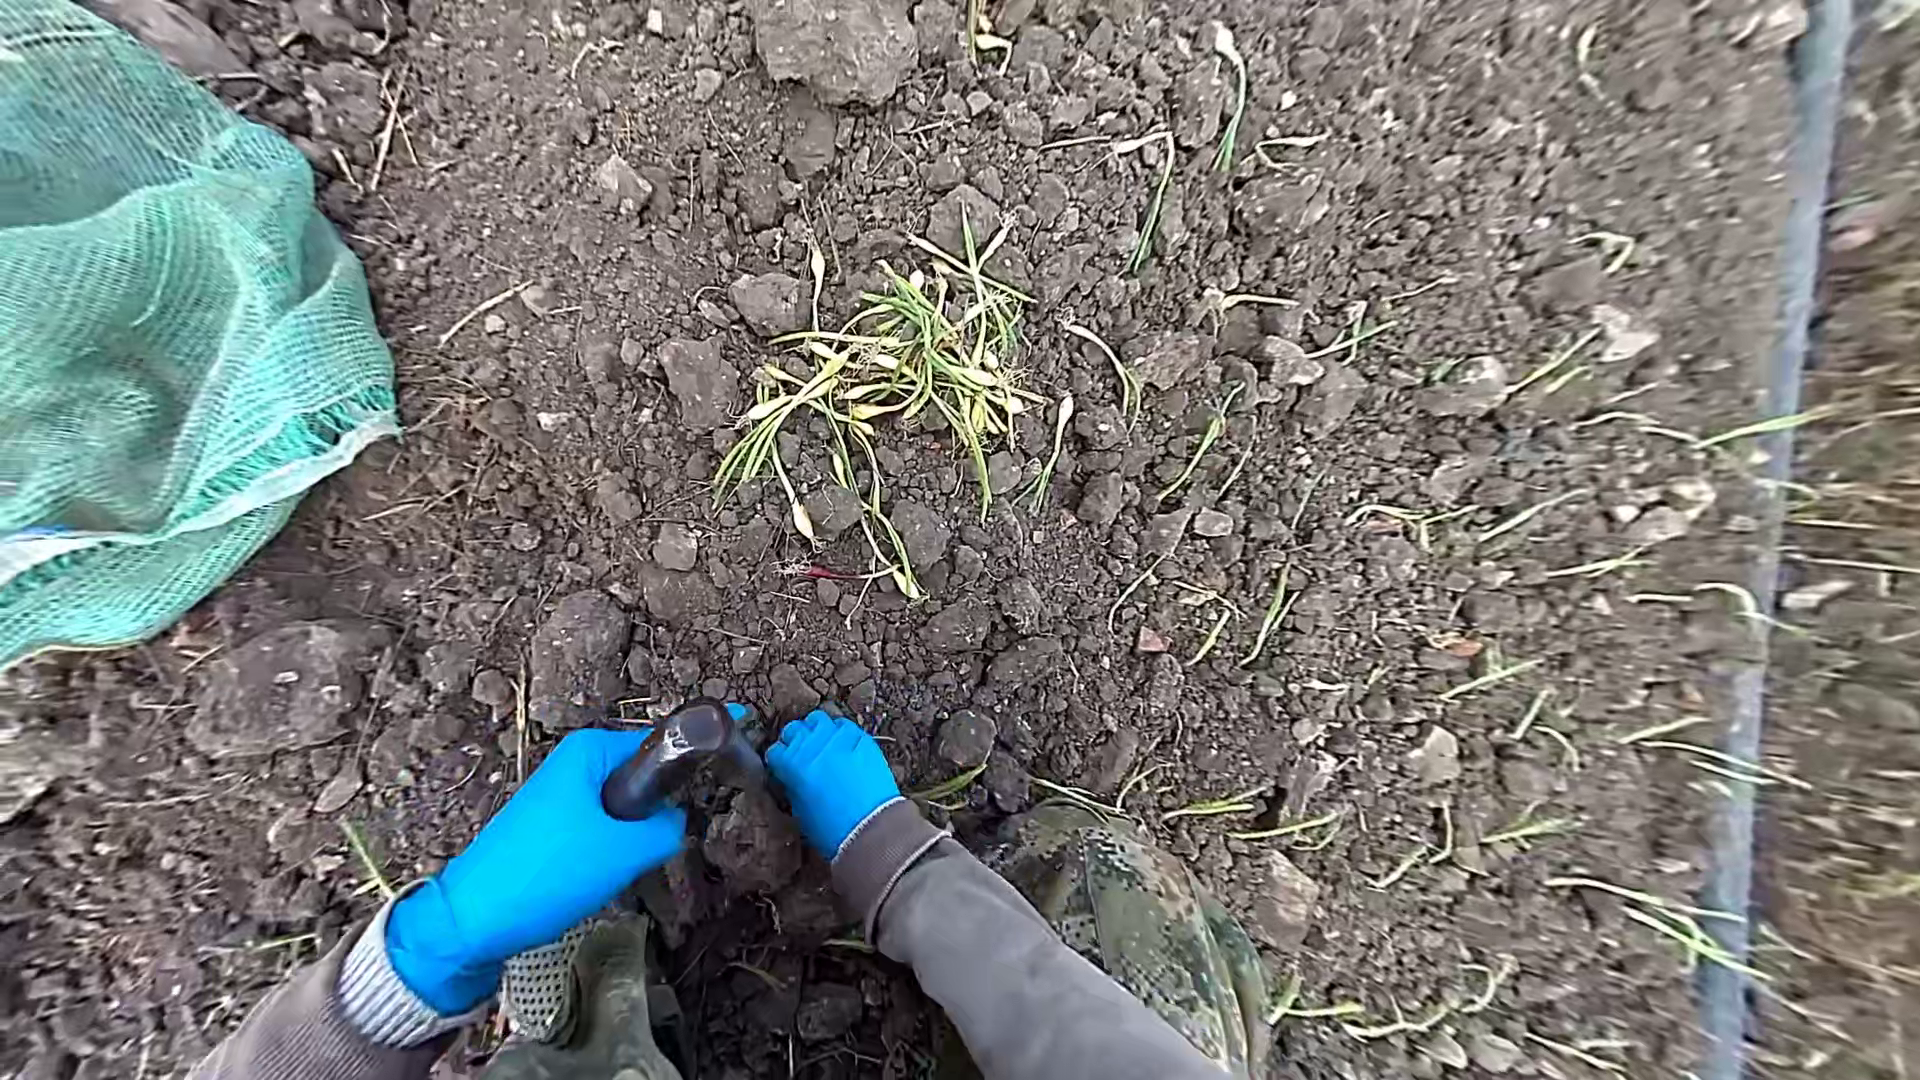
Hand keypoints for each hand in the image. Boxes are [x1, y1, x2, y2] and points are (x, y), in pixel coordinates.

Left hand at [386, 728, 687, 1012]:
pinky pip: (607, 817)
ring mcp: (564, 791)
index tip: (745, 730)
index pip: (663, 737)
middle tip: (691, 817)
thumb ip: (668, 829)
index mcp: (591, 750)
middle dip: (668, 796)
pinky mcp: (556, 822)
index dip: (705, 741)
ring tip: (650, 849)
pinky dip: (622, 835)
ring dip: (642, 823)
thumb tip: (678, 822)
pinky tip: (622, 863)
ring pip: (628, 799)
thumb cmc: (545, 873)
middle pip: (648, 770)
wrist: (462, 928)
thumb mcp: (622, 851)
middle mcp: (578, 761)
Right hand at [766, 710, 899, 857]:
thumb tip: (792, 775)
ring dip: (816, 729)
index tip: (782, 764)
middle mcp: (813, 746)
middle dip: (794, 739)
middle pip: (794, 729)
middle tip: (800, 752)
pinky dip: (839, 732)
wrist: (871, 827)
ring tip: (820, 742)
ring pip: (818, 719)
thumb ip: (793, 785)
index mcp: (794, 766)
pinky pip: (843, 725)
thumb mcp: (801, 810)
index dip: (778, 759)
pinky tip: (841, 745)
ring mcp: (838, 738)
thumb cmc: (832, 829)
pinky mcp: (860, 736)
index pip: (775, 751)